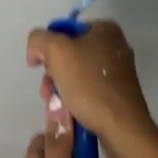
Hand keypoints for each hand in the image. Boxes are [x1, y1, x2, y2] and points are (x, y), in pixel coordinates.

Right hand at [26, 20, 156, 145]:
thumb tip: (35, 52)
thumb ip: (38, 40)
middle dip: (53, 74)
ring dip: (60, 89)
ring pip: (76, 75)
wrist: (121, 128)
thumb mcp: (56, 51)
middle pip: (69, 54)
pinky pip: (88, 91)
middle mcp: (114, 46)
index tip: (43, 69)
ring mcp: (118, 72)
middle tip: (48, 92)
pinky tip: (69, 112)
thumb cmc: (90, 85)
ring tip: (56, 106)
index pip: (64, 30)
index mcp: (105, 29)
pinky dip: (75, 100)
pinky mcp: (118, 95)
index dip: (48, 48)